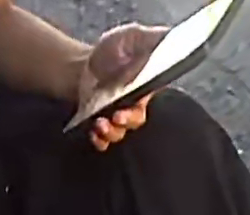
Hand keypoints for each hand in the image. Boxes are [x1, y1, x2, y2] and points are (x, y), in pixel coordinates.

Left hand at [78, 23, 165, 151]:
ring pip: (120, 134)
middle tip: (117, 116)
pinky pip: (104, 143)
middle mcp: (134, 106)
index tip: (136, 100)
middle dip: (127, 120)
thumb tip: (167, 37)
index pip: (152, 96)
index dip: (145, 100)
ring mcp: (117, 120)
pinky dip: (100, 141)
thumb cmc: (110, 51)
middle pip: (136, 120)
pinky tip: (94, 133)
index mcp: (145, 86)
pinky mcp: (102, 129)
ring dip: (111, 132)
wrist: (83, 67)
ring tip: (100, 123)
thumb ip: (148, 38)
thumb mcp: (130, 37)